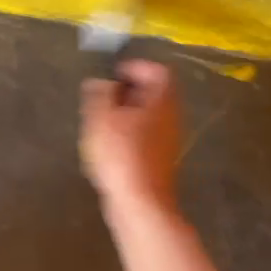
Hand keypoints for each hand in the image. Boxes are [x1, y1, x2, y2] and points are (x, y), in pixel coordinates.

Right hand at [81, 59, 182, 214]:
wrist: (141, 203)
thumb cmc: (121, 156)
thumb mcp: (101, 119)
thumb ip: (99, 94)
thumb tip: (100, 81)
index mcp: (162, 100)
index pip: (157, 71)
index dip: (135, 67)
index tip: (113, 74)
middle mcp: (171, 117)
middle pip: (155, 93)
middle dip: (129, 91)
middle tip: (105, 96)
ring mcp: (168, 140)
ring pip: (149, 116)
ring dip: (127, 114)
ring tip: (102, 121)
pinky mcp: (160, 161)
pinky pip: (146, 136)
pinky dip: (129, 133)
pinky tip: (109, 146)